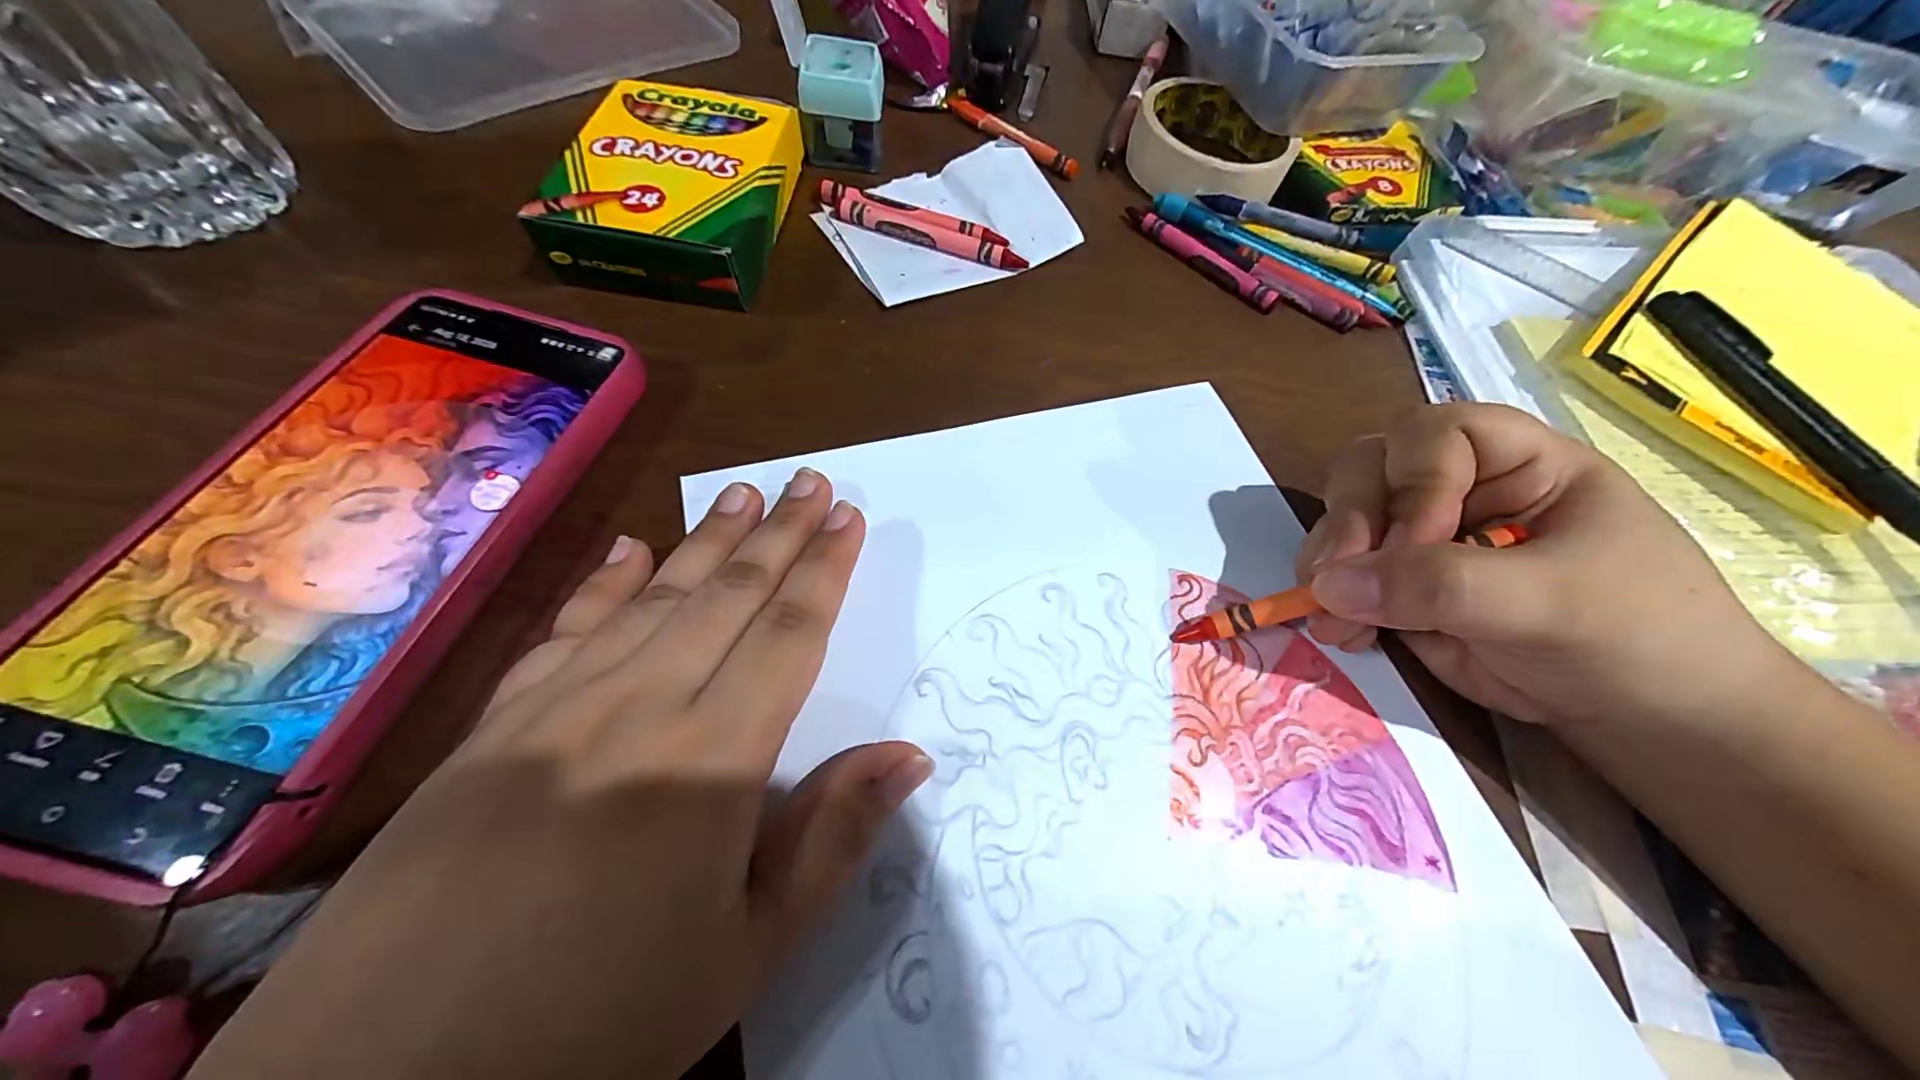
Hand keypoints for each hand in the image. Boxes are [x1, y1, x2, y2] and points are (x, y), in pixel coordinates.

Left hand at [190, 469, 931, 1079]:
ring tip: (739, 493)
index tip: (847, 517)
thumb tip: (909, 757)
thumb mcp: (745, 949)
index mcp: (708, 761)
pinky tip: (626, 549)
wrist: (382, 1079)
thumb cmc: (598, 1019)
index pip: (786, 635)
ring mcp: (554, 708)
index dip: (824, 570)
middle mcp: (636, 708)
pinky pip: (563, 632)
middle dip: (776, 533)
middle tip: (809, 481)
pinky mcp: (491, 727)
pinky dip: (603, 583)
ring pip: (651, 599)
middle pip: (725, 596)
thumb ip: (831, 841)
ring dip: (704, 541)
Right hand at [1295, 403, 1823, 730]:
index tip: (1415, 549)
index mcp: (1516, 463)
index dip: (1413, 483)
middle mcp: (1459, 489)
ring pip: (1342, 521)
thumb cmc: (1635, 638)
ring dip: (1327, 564)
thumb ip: (1441, 585)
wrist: (1649, 719)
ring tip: (1334, 619)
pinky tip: (1341, 633)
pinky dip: (1327, 601)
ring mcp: (1421, 539)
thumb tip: (1328, 584)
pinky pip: (1340, 577)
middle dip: (1350, 521)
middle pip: (1369, 468)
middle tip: (1337, 579)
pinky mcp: (1398, 587)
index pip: (1435, 437)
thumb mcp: (1549, 604)